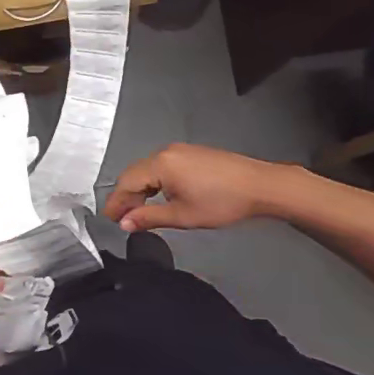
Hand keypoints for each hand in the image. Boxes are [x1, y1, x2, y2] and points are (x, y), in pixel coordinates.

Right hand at [103, 143, 302, 231]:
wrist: (262, 186)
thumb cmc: (221, 203)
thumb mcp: (182, 215)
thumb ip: (148, 218)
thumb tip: (124, 223)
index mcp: (161, 164)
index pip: (126, 182)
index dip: (116, 202)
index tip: (110, 220)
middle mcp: (166, 152)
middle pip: (135, 173)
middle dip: (126, 196)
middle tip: (123, 219)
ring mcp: (181, 150)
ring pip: (148, 170)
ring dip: (140, 190)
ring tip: (140, 211)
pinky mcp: (193, 154)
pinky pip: (163, 166)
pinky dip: (154, 182)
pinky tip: (159, 197)